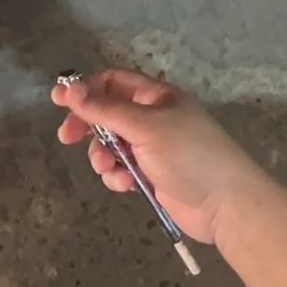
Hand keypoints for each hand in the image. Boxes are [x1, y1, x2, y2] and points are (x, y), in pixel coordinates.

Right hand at [51, 69, 260, 245]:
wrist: (226, 205)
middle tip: (67, 137)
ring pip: (111, 145)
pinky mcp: (152, 174)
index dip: (86, 89)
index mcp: (156, 97)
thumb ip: (104, 109)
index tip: (60, 101)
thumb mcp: (144, 127)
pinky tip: (125, 184)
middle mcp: (153, 118)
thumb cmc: (189, 156)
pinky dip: (118, 176)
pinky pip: (122, 169)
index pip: (113, 82)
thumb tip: (69, 88)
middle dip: (88, 126)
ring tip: (108, 169)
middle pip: (108, 114)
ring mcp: (153, 148)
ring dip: (102, 156)